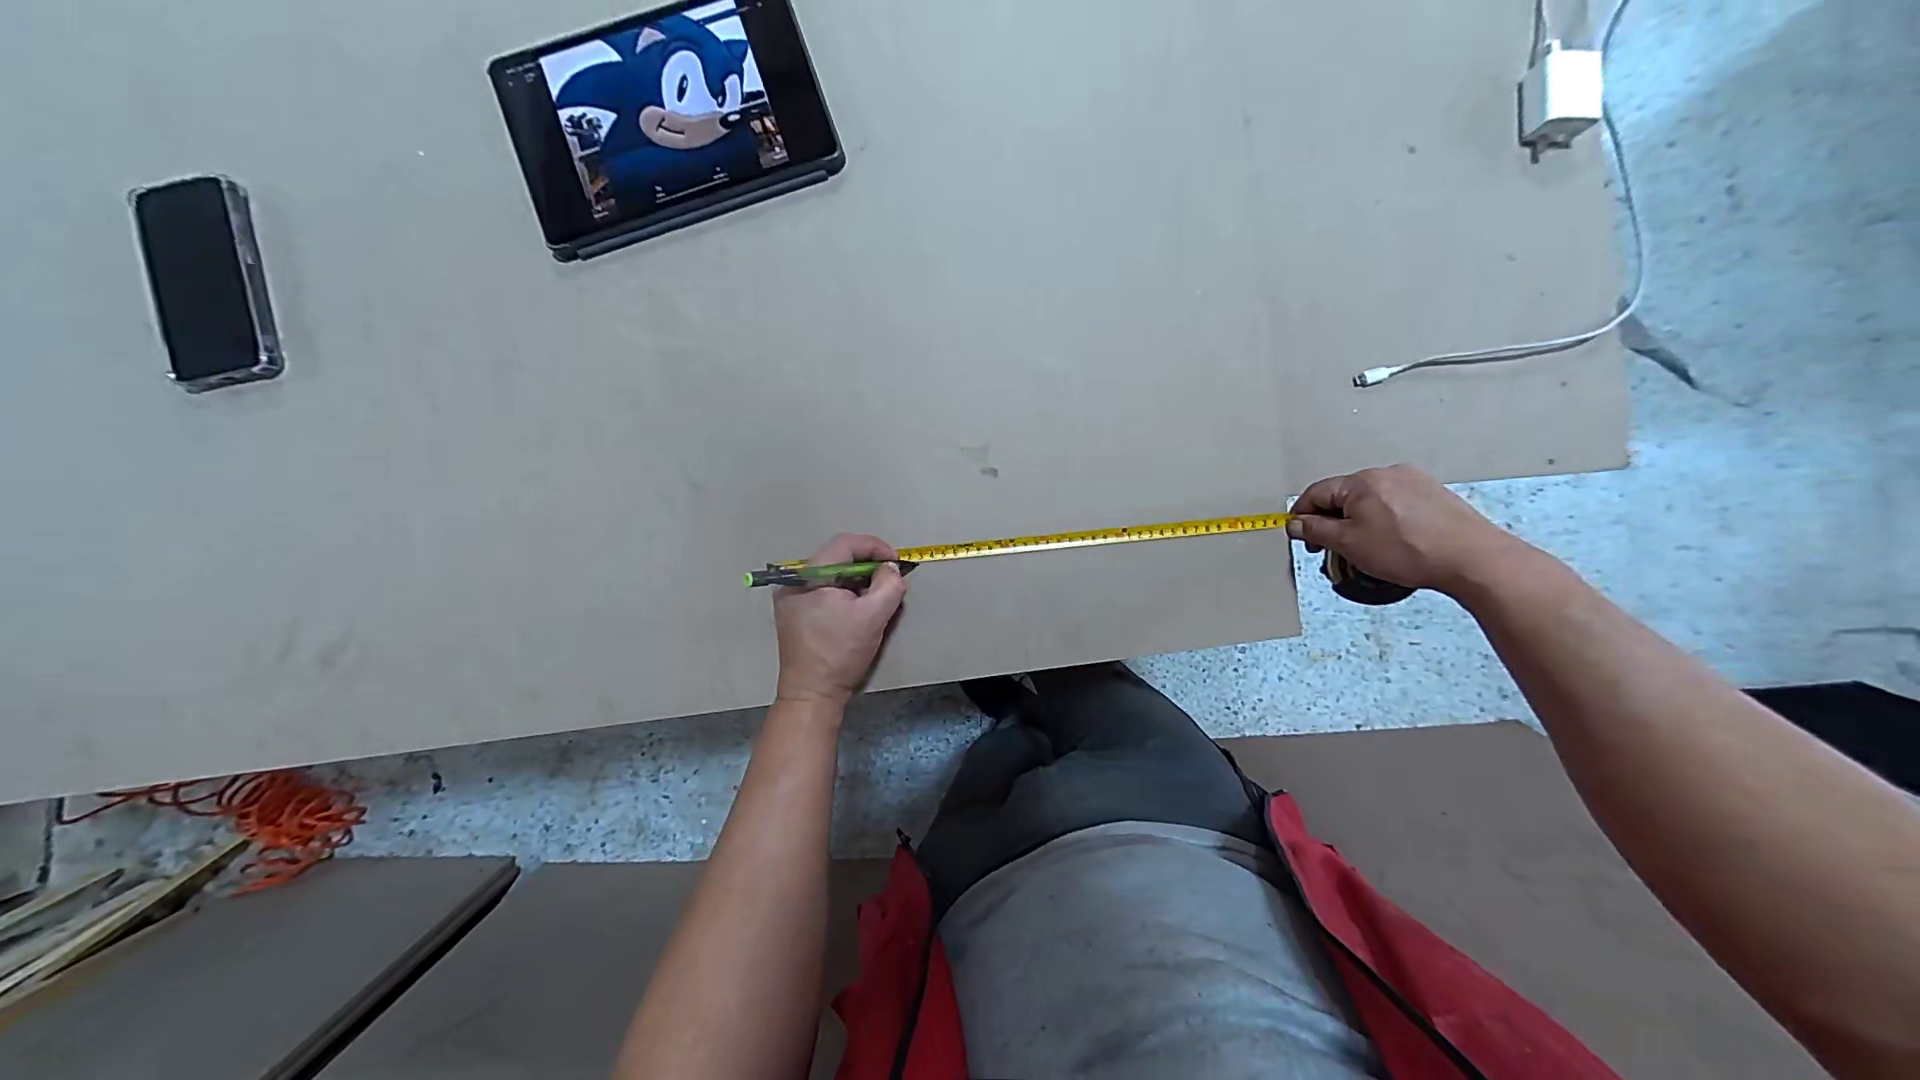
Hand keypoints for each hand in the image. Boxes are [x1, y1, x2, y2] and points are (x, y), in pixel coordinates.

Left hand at [772, 534, 908, 707]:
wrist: (812, 694)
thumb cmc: (840, 654)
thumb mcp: (873, 616)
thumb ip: (889, 585)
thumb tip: (890, 569)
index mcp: (808, 576)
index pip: (845, 544)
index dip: (875, 547)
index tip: (896, 562)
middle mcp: (794, 582)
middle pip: (837, 557)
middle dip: (868, 565)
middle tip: (889, 580)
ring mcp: (791, 599)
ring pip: (832, 575)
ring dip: (858, 580)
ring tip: (876, 597)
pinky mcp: (795, 614)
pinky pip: (824, 591)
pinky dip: (845, 593)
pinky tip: (858, 610)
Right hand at [1286, 465, 1529, 596]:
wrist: (1471, 558)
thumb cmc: (1415, 549)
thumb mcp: (1348, 544)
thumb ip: (1315, 530)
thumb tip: (1297, 523)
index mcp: (1363, 481)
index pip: (1317, 493)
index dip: (1302, 516)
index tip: (1300, 534)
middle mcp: (1388, 474)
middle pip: (1343, 495)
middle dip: (1332, 521)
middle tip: (1330, 547)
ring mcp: (1414, 482)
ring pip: (1369, 501)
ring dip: (1358, 522)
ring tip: (1365, 549)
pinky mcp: (1432, 496)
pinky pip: (1394, 505)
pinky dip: (1384, 522)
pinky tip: (1391, 543)